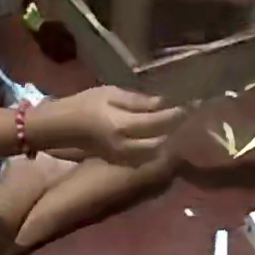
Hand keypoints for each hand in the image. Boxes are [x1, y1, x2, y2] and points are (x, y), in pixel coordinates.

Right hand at [30, 86, 185, 163]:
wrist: (63, 127)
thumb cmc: (85, 104)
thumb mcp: (110, 94)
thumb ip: (138, 101)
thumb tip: (164, 102)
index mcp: (121, 125)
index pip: (158, 122)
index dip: (177, 114)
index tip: (191, 105)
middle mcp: (126, 145)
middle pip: (162, 140)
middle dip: (176, 129)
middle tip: (189, 116)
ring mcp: (125, 156)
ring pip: (157, 151)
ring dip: (169, 139)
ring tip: (179, 125)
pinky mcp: (124, 160)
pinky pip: (148, 155)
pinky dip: (159, 145)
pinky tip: (164, 134)